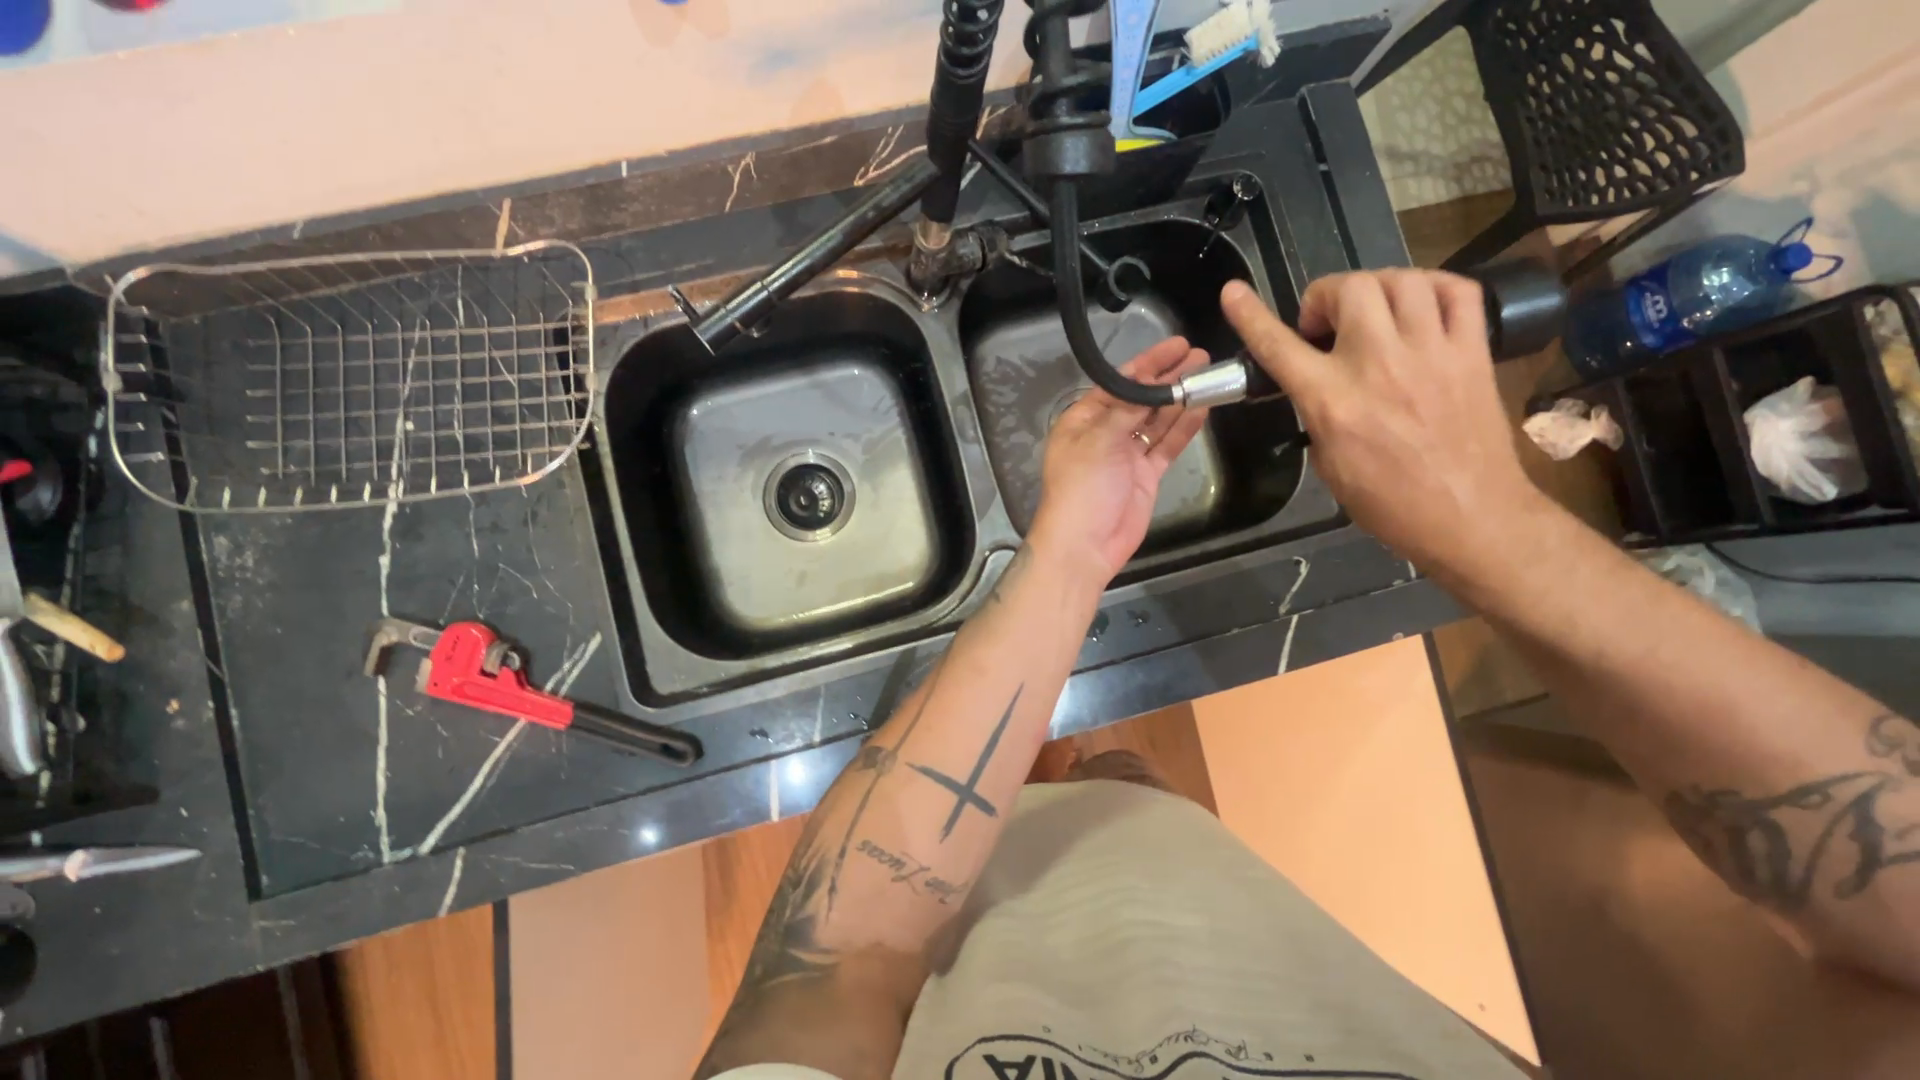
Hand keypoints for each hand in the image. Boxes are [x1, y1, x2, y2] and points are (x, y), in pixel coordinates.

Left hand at [1028, 338, 1211, 583]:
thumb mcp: (1098, 441)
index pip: (1118, 384)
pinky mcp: (1145, 475)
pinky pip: (1167, 445)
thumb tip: (1149, 384)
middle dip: (1168, 379)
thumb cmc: (1081, 489)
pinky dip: (1184, 428)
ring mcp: (1126, 455)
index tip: (1175, 346)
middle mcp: (1104, 433)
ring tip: (1208, 375)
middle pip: (1140, 400)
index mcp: (1082, 421)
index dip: (1147, 365)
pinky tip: (1202, 408)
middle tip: (1200, 356)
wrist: (1085, 545)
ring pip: (1157, 421)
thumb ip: (1126, 410)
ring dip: (1180, 400)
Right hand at [1219, 272, 1545, 572]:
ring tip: (1375, 314)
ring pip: (1401, 280)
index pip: (1279, 345)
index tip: (1233, 293)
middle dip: (1327, 297)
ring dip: (1377, 289)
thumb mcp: (1329, 465)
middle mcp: (1378, 364)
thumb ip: (1317, 414)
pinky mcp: (1472, 351)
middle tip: (1328, 327)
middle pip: (1349, 289)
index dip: (1250, 314)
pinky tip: (1422, 306)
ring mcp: (1431, 351)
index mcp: (1332, 400)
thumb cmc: (1390, 504)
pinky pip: (1456, 291)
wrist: (1471, 518)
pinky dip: (1434, 287)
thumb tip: (1319, 388)